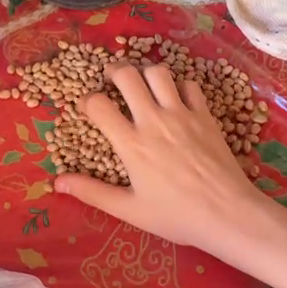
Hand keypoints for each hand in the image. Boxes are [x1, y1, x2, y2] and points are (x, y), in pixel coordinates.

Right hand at [55, 63, 275, 257]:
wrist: (228, 213)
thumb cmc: (176, 216)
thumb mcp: (129, 209)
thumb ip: (93, 193)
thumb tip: (57, 182)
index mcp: (131, 144)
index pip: (98, 105)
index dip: (87, 100)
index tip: (89, 107)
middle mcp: (153, 121)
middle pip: (127, 75)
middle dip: (114, 72)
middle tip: (111, 80)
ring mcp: (182, 114)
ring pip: (158, 72)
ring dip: (146, 73)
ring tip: (142, 84)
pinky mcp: (205, 115)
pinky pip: (190, 85)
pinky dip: (179, 86)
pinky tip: (176, 99)